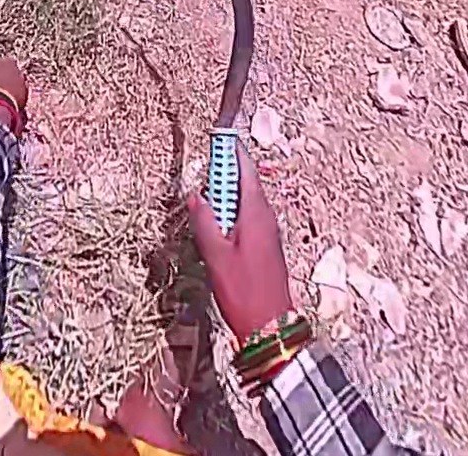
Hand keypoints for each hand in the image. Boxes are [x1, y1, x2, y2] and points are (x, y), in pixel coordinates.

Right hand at [185, 143, 292, 342]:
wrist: (271, 330)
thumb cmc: (243, 290)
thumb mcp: (215, 254)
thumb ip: (204, 221)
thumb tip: (195, 195)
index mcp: (256, 212)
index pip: (245, 170)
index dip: (231, 152)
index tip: (218, 137)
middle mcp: (265, 217)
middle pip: (245, 183)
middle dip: (224, 175)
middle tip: (203, 173)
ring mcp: (268, 232)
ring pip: (245, 202)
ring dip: (226, 197)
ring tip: (205, 202)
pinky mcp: (266, 246)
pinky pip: (248, 218)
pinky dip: (232, 213)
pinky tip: (217, 227)